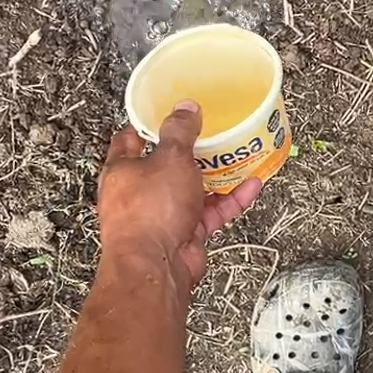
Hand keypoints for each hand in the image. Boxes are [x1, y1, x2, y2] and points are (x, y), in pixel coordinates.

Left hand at [96, 101, 262, 288]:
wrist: (156, 264)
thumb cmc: (148, 214)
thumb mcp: (170, 158)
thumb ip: (180, 132)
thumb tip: (185, 109)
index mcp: (123, 170)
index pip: (131, 139)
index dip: (150, 124)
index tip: (168, 112)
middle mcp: (140, 192)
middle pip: (168, 165)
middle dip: (192, 151)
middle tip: (212, 135)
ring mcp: (163, 214)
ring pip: (193, 189)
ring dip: (215, 176)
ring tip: (237, 158)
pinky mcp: (185, 232)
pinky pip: (211, 211)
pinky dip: (231, 199)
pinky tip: (249, 186)